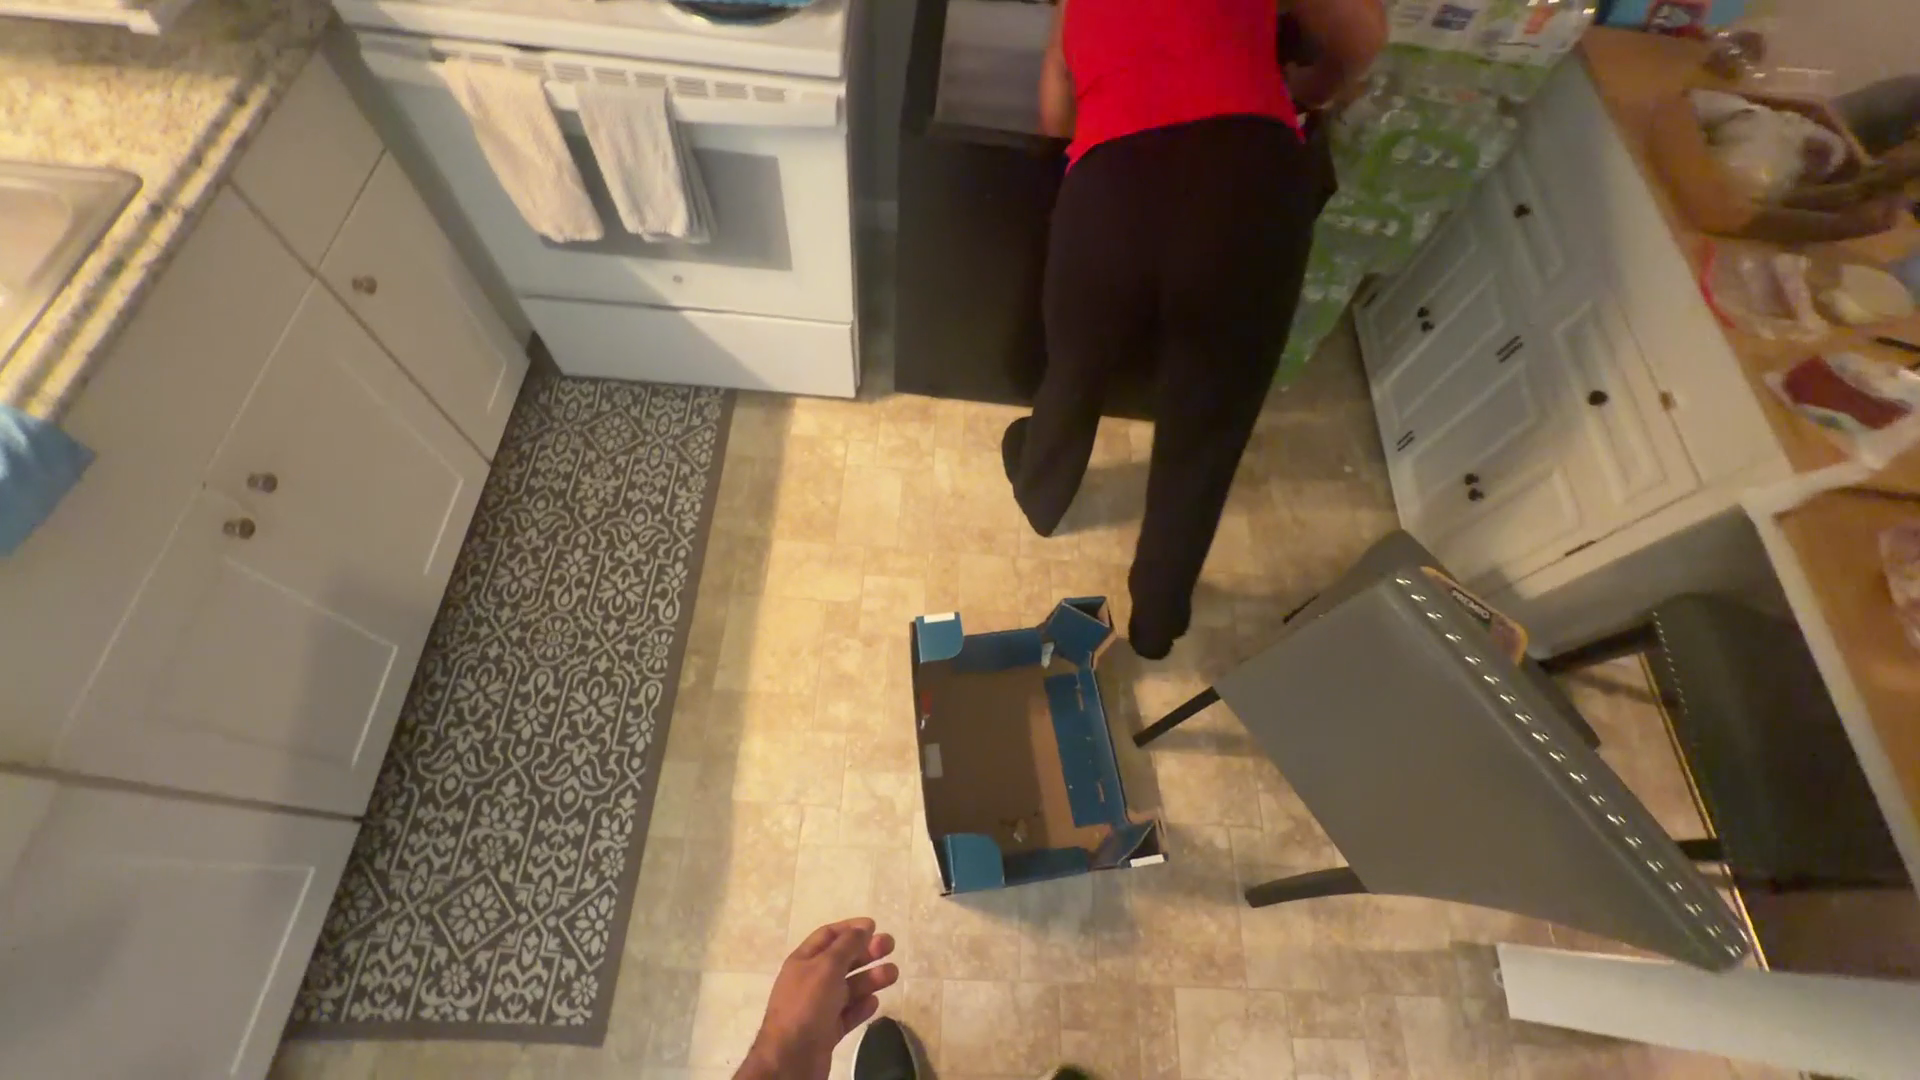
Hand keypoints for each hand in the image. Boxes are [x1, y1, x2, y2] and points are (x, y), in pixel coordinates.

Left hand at [737, 918, 899, 1079]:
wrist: (790, 1060)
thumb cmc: (806, 1005)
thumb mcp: (827, 967)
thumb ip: (847, 945)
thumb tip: (864, 927)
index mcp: (804, 961)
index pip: (828, 935)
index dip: (851, 928)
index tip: (874, 926)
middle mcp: (810, 981)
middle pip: (842, 960)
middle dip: (866, 952)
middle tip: (890, 946)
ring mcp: (818, 1008)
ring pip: (848, 988)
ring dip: (870, 978)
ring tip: (893, 974)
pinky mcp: (826, 1032)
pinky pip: (847, 1014)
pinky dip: (861, 1007)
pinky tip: (875, 1002)